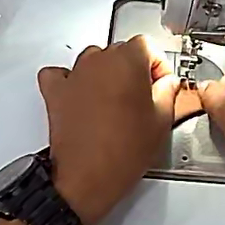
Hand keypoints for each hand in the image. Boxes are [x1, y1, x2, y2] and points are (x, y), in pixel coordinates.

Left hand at [38, 37, 190, 224]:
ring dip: (106, 75)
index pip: (148, 46)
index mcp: (128, 62)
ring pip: (94, 61)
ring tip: (116, 103)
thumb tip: (168, 84)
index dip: (159, 65)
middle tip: (144, 98)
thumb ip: (169, 92)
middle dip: (134, 70)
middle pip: (121, 51)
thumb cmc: (121, 152)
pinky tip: (84, 96)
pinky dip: (71, 82)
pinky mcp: (56, 92)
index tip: (162, 83)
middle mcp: (99, 62)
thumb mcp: (162, 120)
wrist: (87, 177)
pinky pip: (61, 75)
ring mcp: (74, 75)